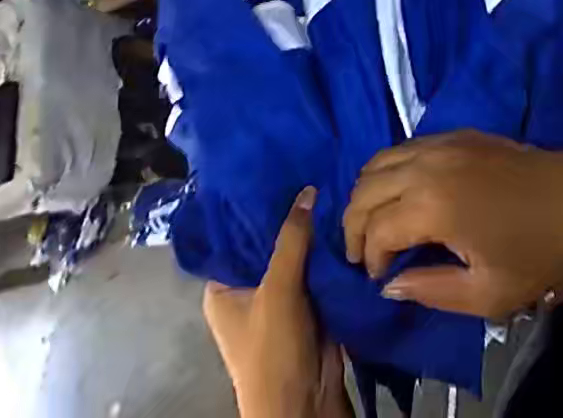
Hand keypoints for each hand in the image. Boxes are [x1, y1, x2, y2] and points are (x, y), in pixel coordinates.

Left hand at [203, 188, 352, 417]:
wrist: (306, 409)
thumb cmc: (273, 352)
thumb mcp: (278, 290)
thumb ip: (292, 239)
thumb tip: (308, 189)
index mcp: (222, 287)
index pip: (235, 234)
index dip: (255, 204)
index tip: (278, 168)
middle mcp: (246, 288)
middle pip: (267, 242)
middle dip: (289, 215)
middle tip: (310, 169)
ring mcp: (277, 298)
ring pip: (294, 255)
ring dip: (310, 231)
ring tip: (329, 184)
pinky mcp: (306, 306)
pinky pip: (314, 270)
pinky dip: (325, 252)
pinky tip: (340, 219)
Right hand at [341, 131, 562, 318]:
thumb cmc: (536, 250)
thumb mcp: (488, 293)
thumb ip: (431, 291)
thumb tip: (390, 286)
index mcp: (431, 206)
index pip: (375, 229)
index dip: (369, 257)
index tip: (381, 278)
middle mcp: (424, 166)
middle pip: (365, 189)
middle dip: (354, 224)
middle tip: (362, 252)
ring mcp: (437, 143)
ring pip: (378, 161)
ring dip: (367, 193)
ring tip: (373, 222)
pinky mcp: (452, 133)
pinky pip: (402, 147)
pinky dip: (388, 170)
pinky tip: (399, 192)